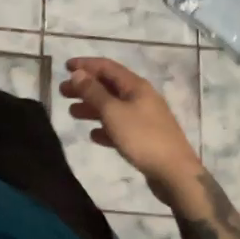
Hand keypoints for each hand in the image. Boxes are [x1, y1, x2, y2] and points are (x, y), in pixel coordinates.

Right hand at [60, 57, 201, 184]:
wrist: (176, 174)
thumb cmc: (142, 137)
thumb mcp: (113, 112)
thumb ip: (93, 92)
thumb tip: (78, 73)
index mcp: (135, 86)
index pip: (106, 66)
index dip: (85, 64)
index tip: (65, 67)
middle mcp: (141, 97)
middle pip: (108, 86)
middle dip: (85, 87)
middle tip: (63, 92)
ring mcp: (145, 118)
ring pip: (113, 106)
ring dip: (92, 107)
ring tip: (72, 113)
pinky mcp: (146, 138)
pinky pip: (120, 126)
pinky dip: (105, 127)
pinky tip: (94, 135)